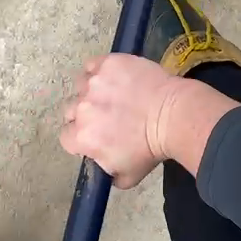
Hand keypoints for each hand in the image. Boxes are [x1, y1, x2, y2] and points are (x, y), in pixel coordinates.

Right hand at [59, 54, 237, 186]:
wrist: (173, 115)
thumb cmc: (152, 147)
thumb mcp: (126, 177)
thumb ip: (104, 173)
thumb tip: (100, 164)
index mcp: (83, 137)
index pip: (67, 137)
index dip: (80, 137)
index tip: (94, 134)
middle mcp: (82, 108)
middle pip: (71, 110)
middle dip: (84, 113)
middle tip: (105, 114)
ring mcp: (94, 82)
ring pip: (81, 85)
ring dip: (91, 90)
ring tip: (111, 93)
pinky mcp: (107, 63)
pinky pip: (92, 65)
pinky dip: (98, 70)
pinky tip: (112, 76)